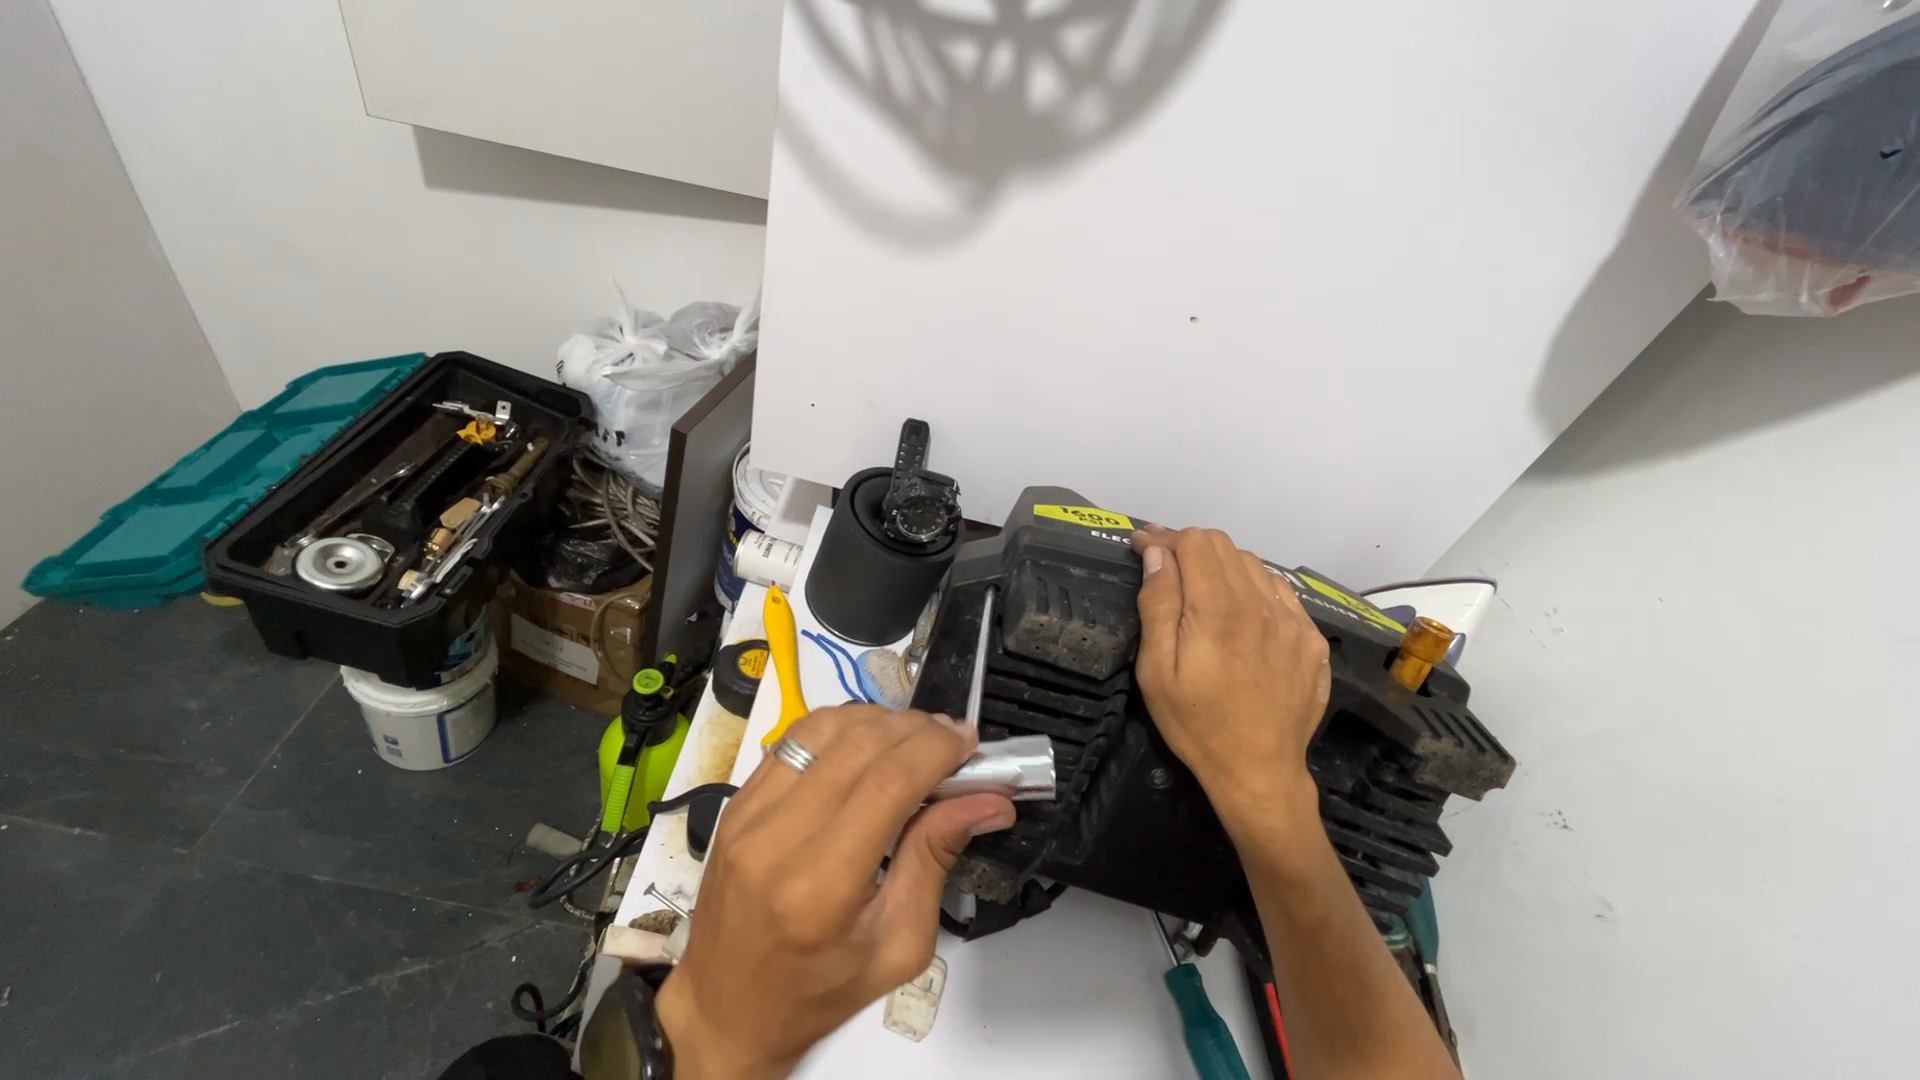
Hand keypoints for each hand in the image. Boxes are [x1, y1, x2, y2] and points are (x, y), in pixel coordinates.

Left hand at [656, 705, 1016, 1078]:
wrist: (726, 1008)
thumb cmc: (819, 991)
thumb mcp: (898, 944)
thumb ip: (937, 859)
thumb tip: (989, 800)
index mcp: (821, 887)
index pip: (888, 783)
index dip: (936, 750)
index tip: (970, 742)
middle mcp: (776, 838)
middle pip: (860, 745)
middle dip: (917, 730)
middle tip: (952, 740)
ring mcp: (748, 813)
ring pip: (825, 727)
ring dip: (881, 721)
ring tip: (914, 739)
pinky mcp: (737, 801)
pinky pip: (796, 738)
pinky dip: (842, 727)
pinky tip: (869, 742)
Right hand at [1131, 526, 1330, 832]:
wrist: (1259, 771)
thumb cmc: (1196, 725)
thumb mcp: (1157, 671)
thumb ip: (1158, 606)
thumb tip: (1157, 555)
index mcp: (1217, 609)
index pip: (1193, 543)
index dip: (1163, 538)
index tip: (1142, 545)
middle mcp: (1259, 604)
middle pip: (1223, 545)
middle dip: (1188, 546)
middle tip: (1164, 564)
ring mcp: (1291, 620)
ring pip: (1252, 564)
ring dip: (1220, 564)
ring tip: (1199, 586)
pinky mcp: (1310, 638)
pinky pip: (1279, 590)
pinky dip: (1252, 586)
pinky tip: (1239, 609)